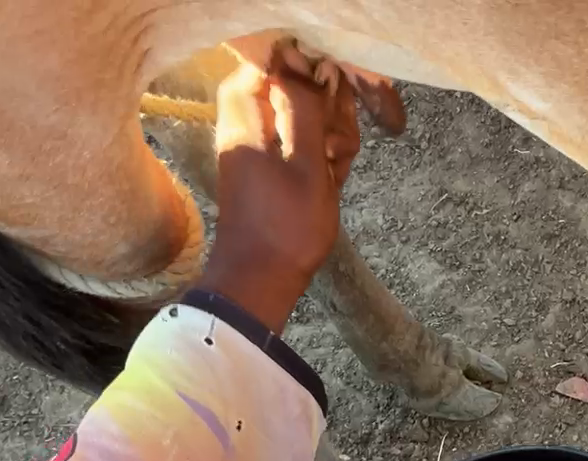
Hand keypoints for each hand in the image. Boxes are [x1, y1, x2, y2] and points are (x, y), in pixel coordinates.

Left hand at [195, 42, 360, 331]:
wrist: (262, 274)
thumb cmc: (287, 224)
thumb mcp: (308, 164)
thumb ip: (309, 107)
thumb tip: (312, 64)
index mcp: (248, 102)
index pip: (288, 58)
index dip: (322, 78)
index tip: (341, 109)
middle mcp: (247, 109)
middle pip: (303, 85)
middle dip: (331, 116)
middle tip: (337, 153)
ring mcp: (258, 133)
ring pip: (310, 115)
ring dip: (332, 140)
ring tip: (335, 171)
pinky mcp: (268, 156)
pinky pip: (304, 140)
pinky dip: (322, 157)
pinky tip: (330, 180)